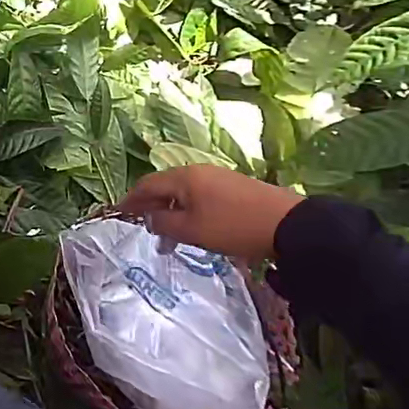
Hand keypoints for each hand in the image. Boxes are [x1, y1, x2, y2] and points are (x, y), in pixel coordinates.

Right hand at [119, 165, 305, 260]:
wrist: (288, 224)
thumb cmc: (233, 226)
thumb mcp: (191, 230)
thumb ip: (163, 223)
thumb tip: (150, 217)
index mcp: (184, 177)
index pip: (147, 184)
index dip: (131, 199)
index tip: (120, 213)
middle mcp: (198, 171)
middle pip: (164, 186)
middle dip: (150, 206)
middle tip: (142, 227)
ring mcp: (218, 178)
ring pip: (183, 192)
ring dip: (170, 211)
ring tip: (167, 237)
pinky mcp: (233, 187)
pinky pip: (199, 196)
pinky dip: (187, 211)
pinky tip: (192, 228)